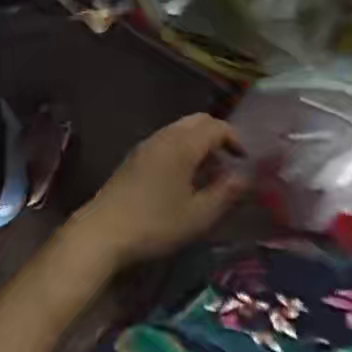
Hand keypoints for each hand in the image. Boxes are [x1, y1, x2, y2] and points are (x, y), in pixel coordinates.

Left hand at [69, 114, 245, 267]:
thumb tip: (246, 177)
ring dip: (200, 142)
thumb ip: (226, 193)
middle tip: (231, 162)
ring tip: (212, 172)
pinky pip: (167, 140)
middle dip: (218, 136)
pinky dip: (183, 148)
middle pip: (197, 121)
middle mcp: (164, 136)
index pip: (216, 126)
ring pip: (180, 129)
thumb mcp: (199, 215)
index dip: (235, 139)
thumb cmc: (156, 223)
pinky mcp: (135, 156)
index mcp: (182, 144)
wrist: (104, 230)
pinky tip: (186, 177)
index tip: (246, 161)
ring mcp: (146, 144)